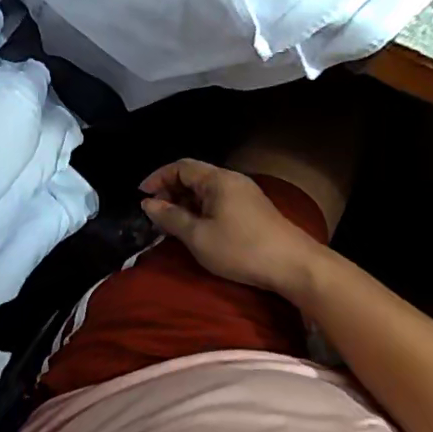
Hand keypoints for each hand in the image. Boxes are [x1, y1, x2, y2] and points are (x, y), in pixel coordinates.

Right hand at [140, 159, 329, 296]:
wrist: (292, 264)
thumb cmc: (240, 249)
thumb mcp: (197, 236)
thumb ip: (170, 218)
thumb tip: (148, 204)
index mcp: (217, 180)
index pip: (181, 167)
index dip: (157, 178)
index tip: (140, 196)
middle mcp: (232, 180)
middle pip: (194, 177)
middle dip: (170, 191)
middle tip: (154, 214)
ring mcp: (245, 195)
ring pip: (206, 192)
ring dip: (185, 204)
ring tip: (170, 224)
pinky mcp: (252, 211)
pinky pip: (218, 202)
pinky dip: (200, 211)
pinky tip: (194, 229)